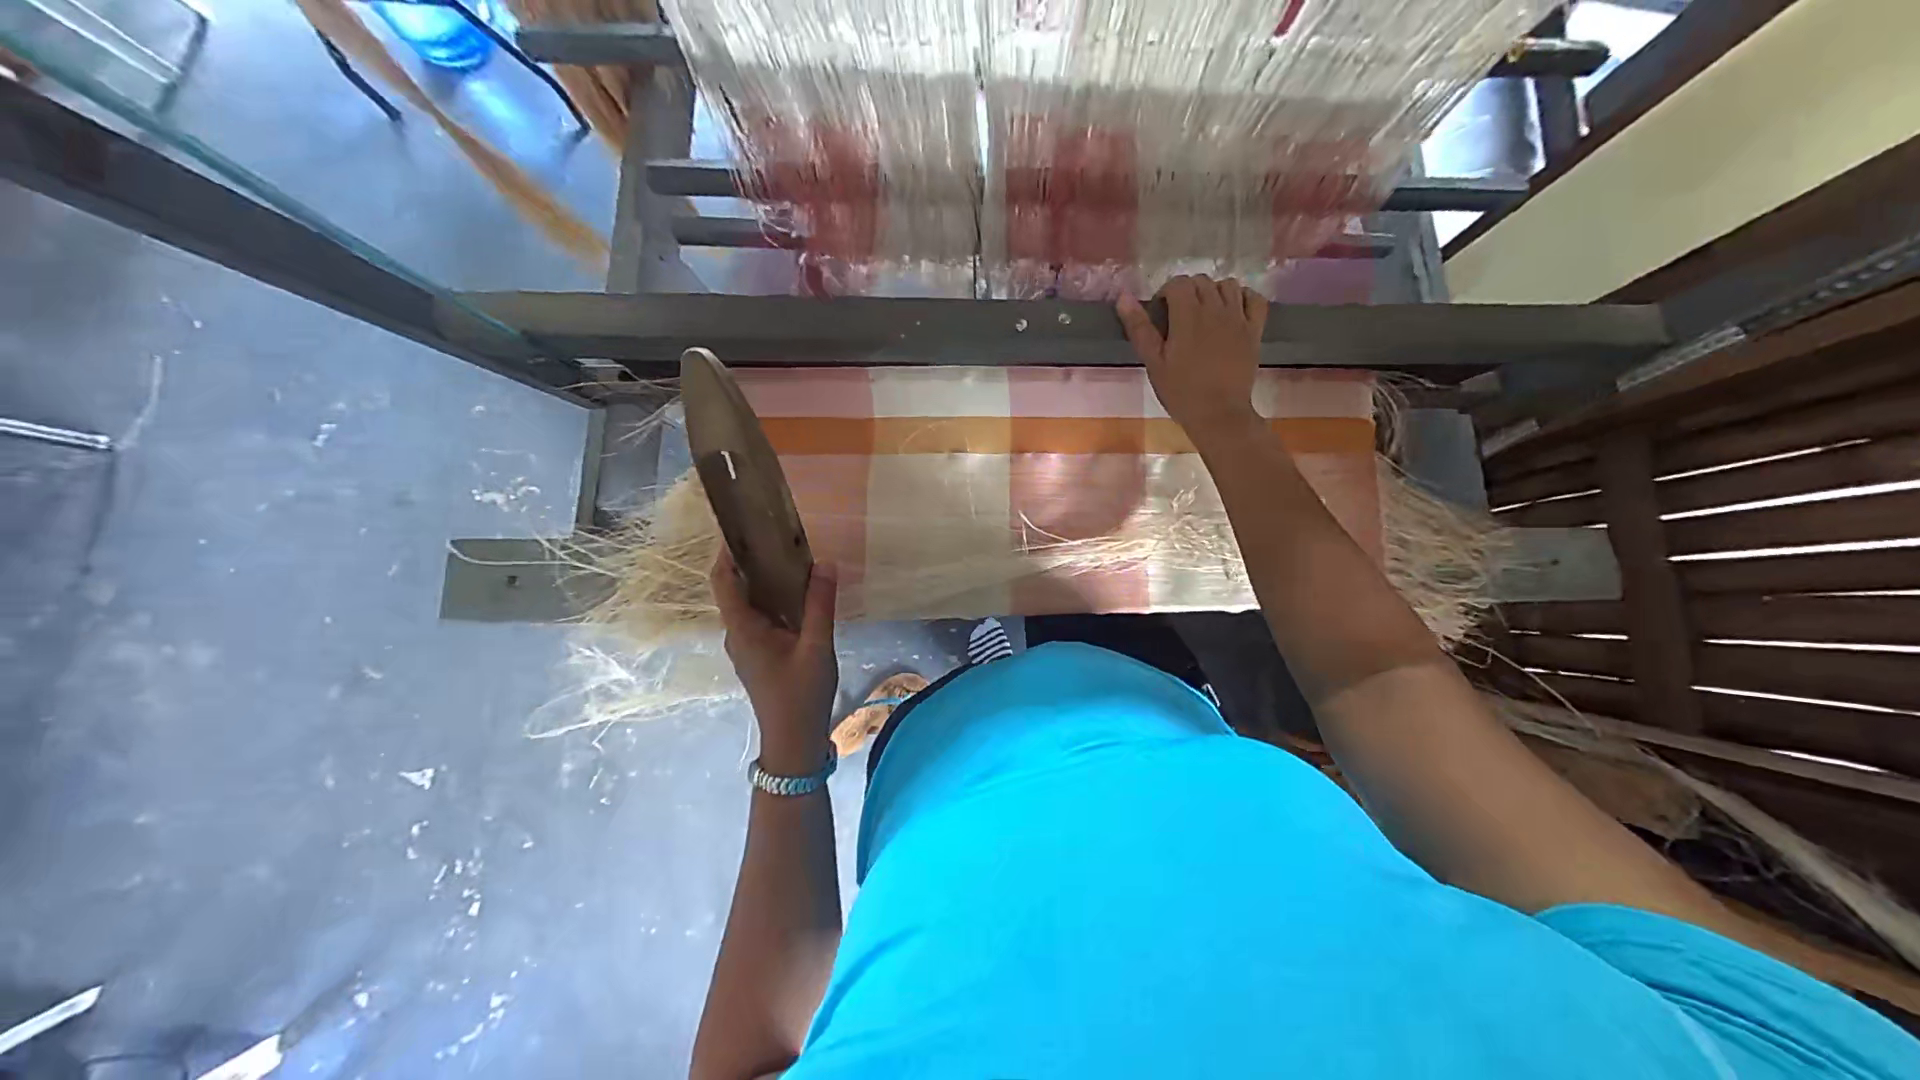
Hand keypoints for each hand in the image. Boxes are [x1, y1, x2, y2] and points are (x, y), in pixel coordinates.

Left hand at [710, 549, 838, 774]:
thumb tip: (826, 564)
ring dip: (766, 581)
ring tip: (794, 561)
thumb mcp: (817, 647)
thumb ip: (820, 605)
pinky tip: (800, 596)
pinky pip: (760, 618)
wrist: (793, 742)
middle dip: (752, 561)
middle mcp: (737, 634)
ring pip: (749, 604)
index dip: (726, 551)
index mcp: (743, 628)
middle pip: (735, 588)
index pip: (723, 580)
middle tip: (780, 538)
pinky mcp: (759, 655)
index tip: (744, 527)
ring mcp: (747, 646)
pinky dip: (774, 601)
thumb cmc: (801, 695)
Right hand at [1117, 275, 1269, 436]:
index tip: (1160, 314)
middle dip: (1187, 292)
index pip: (1178, 283)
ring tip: (1203, 314)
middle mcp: (1216, 308)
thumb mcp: (1153, 362)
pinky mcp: (1255, 330)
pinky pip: (1254, 298)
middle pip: (1202, 281)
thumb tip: (1123, 297)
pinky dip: (1243, 297)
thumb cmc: (1181, 391)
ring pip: (1228, 285)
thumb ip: (1139, 327)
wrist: (1219, 414)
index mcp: (1188, 315)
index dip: (1166, 293)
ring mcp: (1239, 318)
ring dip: (1213, 292)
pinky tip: (1232, 311)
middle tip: (1178, 318)